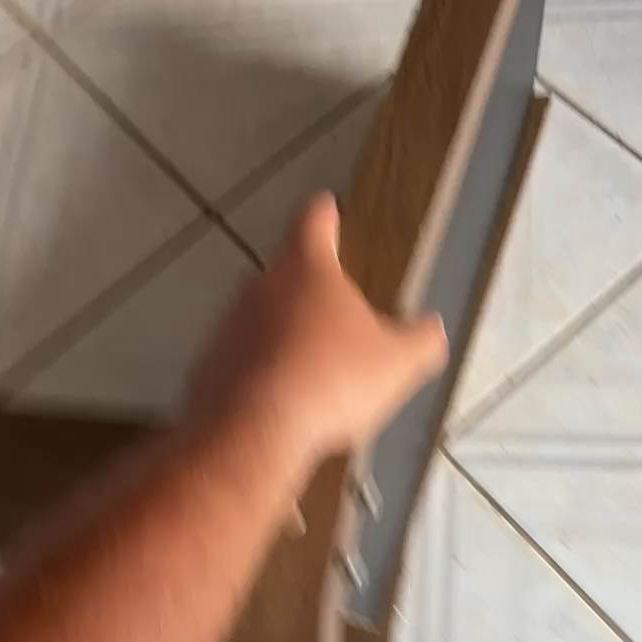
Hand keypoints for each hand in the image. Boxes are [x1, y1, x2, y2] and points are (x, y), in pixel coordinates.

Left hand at [185, 192, 448, 462]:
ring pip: (263, 321)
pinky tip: (283, 404)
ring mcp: (227, 326)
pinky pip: (243, 362)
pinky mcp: (208, 367)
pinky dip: (263, 374)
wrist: (251, 433)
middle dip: (312, 291)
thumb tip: (432, 329)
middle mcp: (258, 286)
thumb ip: (421, 340)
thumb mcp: (397, 363)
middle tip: (339, 317)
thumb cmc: (330, 381)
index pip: (314, 220)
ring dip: (286, 337)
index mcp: (306, 269)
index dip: (327, 214)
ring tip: (316, 372)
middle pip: (287, 274)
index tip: (330, 209)